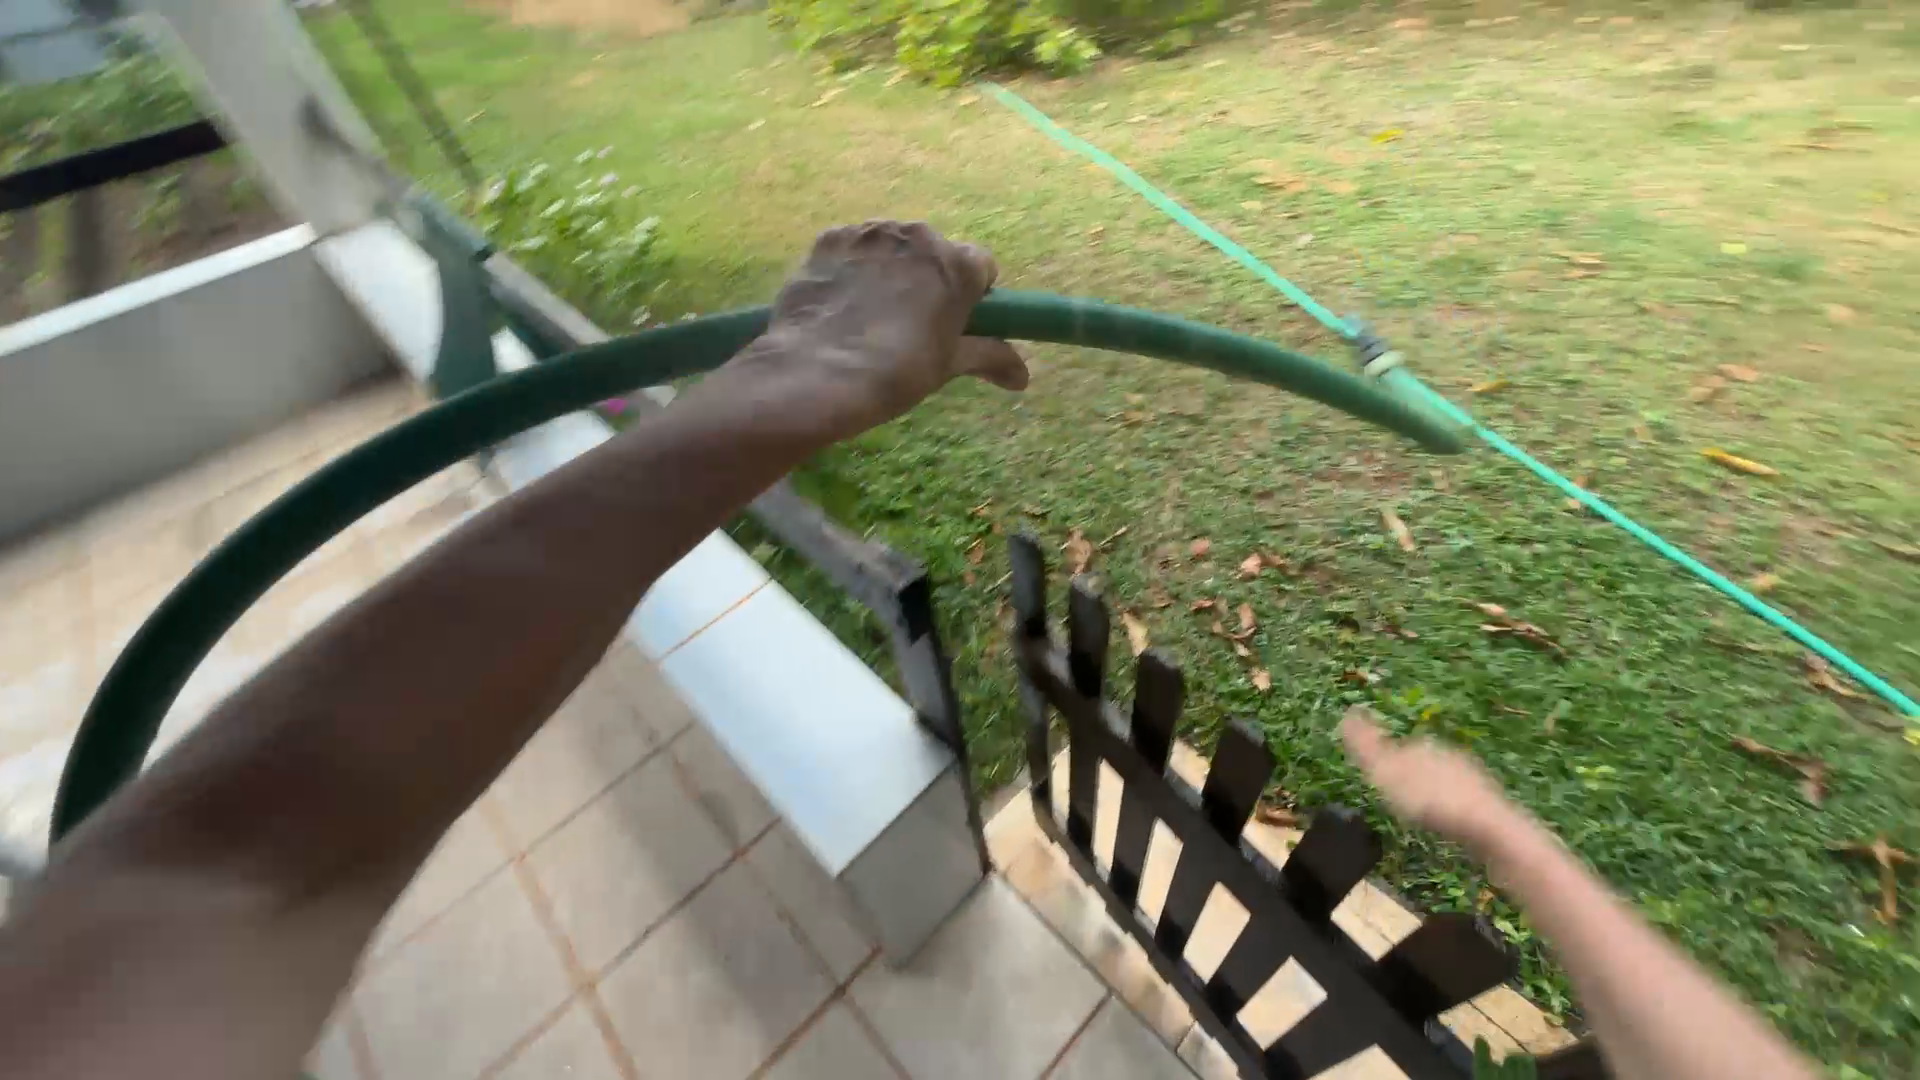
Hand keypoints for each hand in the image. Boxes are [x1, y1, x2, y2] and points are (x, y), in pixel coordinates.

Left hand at [744, 221, 1028, 433]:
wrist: (817, 373)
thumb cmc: (895, 373)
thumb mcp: (948, 367)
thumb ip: (989, 358)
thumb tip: (1022, 377)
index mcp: (956, 265)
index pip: (981, 267)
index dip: (973, 295)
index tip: (957, 323)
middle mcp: (917, 235)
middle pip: (934, 253)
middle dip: (929, 281)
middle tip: (910, 326)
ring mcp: (869, 233)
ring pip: (892, 247)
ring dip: (891, 271)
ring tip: (869, 317)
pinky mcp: (829, 239)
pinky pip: (852, 249)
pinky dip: (852, 270)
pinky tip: (840, 306)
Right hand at [1340, 706, 1519, 851]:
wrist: (1491, 829)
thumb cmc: (1430, 798)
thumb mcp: (1386, 771)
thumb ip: (1365, 745)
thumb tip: (1347, 712)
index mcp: (1422, 744)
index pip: (1395, 745)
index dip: (1383, 762)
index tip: (1375, 780)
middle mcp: (1448, 753)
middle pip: (1419, 761)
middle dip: (1407, 776)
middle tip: (1394, 798)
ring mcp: (1471, 777)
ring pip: (1441, 780)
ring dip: (1429, 792)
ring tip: (1418, 813)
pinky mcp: (1488, 801)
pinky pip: (1460, 799)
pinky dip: (1449, 807)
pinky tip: (1446, 823)